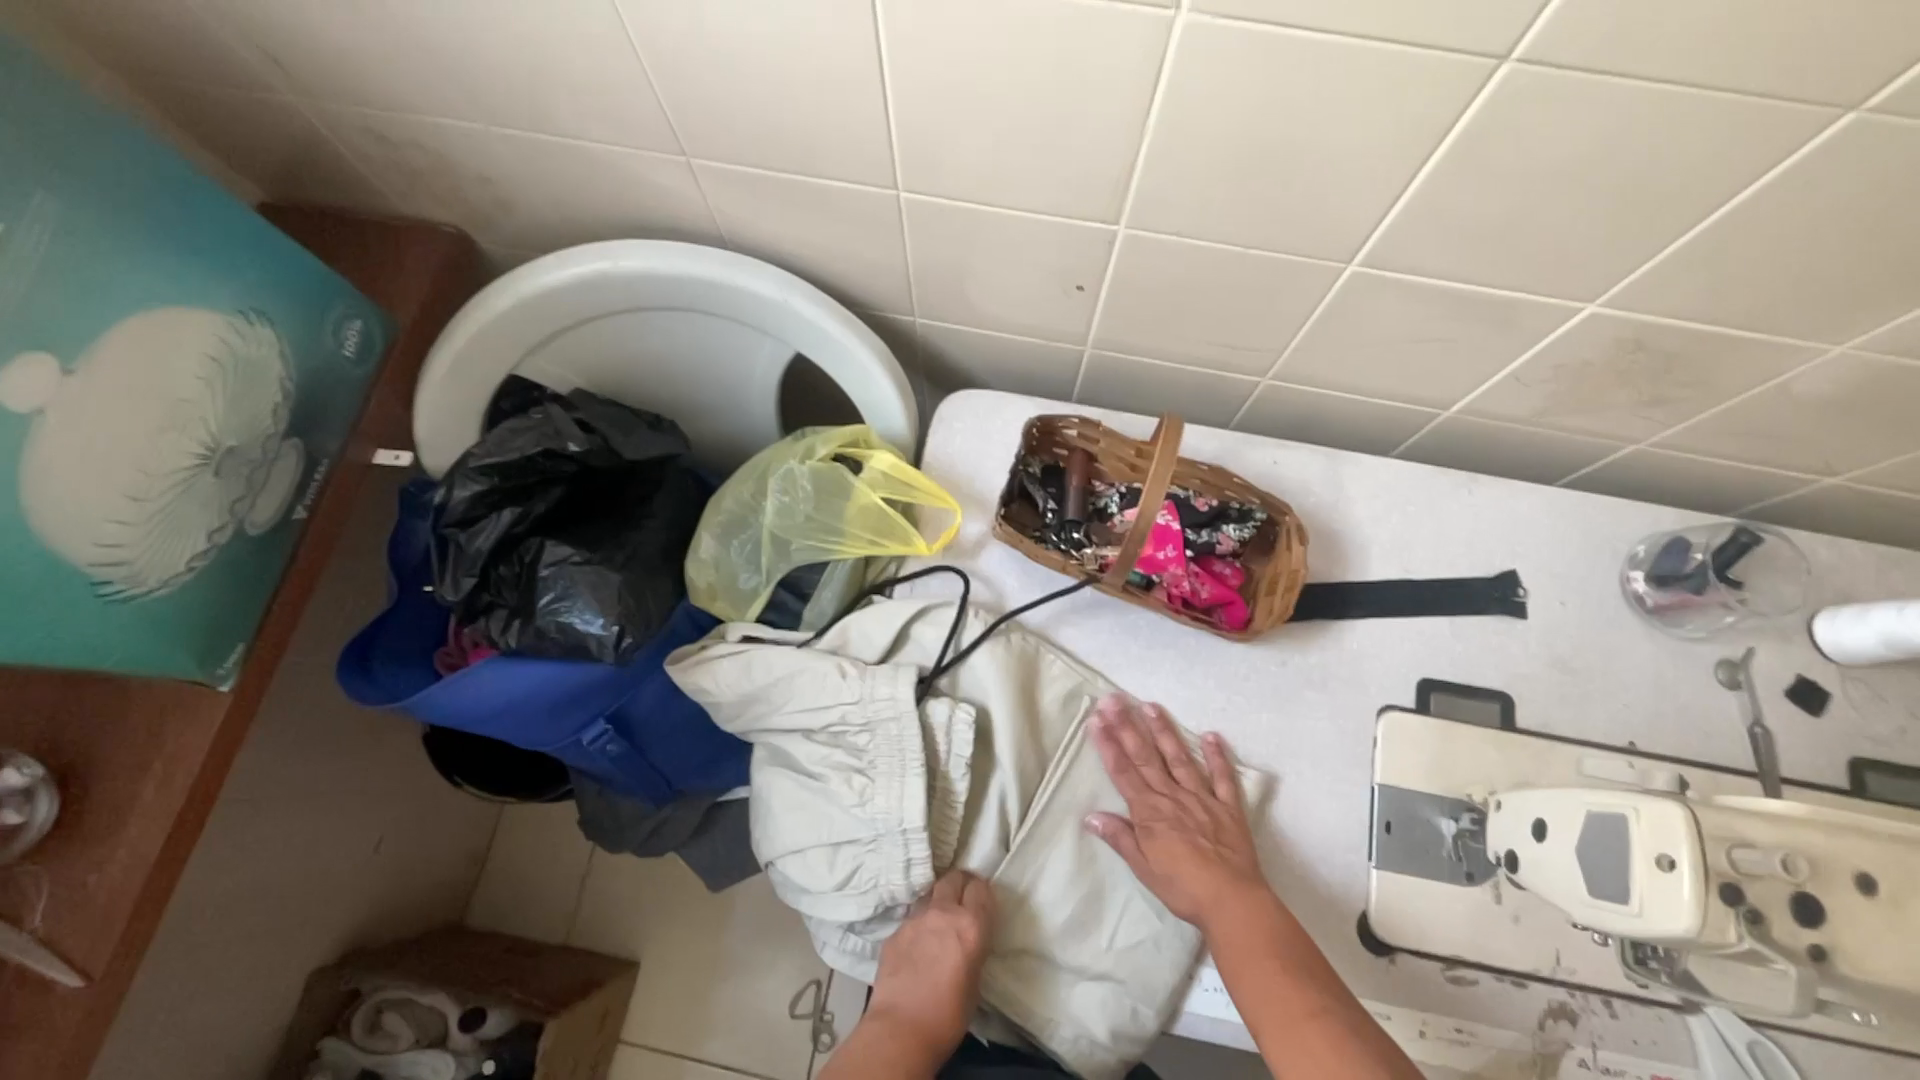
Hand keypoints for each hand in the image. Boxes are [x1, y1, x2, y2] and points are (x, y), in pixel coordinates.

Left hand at [867, 870, 995, 1057]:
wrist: (900, 1029)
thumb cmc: (948, 1015)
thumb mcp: (976, 982)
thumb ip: (974, 951)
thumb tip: (967, 942)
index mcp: (971, 925)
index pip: (980, 888)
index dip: (982, 891)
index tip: (983, 900)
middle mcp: (942, 914)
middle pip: (953, 878)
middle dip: (960, 883)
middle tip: (963, 898)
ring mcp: (915, 920)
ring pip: (929, 896)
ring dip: (937, 903)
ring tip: (939, 924)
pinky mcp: (894, 933)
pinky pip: (911, 920)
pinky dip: (919, 927)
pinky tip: (917, 949)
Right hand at [1085, 694, 1270, 933]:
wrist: (1233, 900)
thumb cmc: (1183, 888)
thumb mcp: (1144, 868)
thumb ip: (1120, 838)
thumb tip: (1091, 816)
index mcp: (1150, 813)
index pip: (1123, 772)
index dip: (1108, 745)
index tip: (1096, 720)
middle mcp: (1173, 797)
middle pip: (1146, 757)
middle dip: (1127, 727)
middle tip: (1114, 700)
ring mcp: (1202, 798)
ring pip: (1179, 759)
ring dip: (1164, 731)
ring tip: (1151, 706)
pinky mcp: (1228, 807)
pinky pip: (1222, 777)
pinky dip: (1217, 756)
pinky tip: (1211, 736)